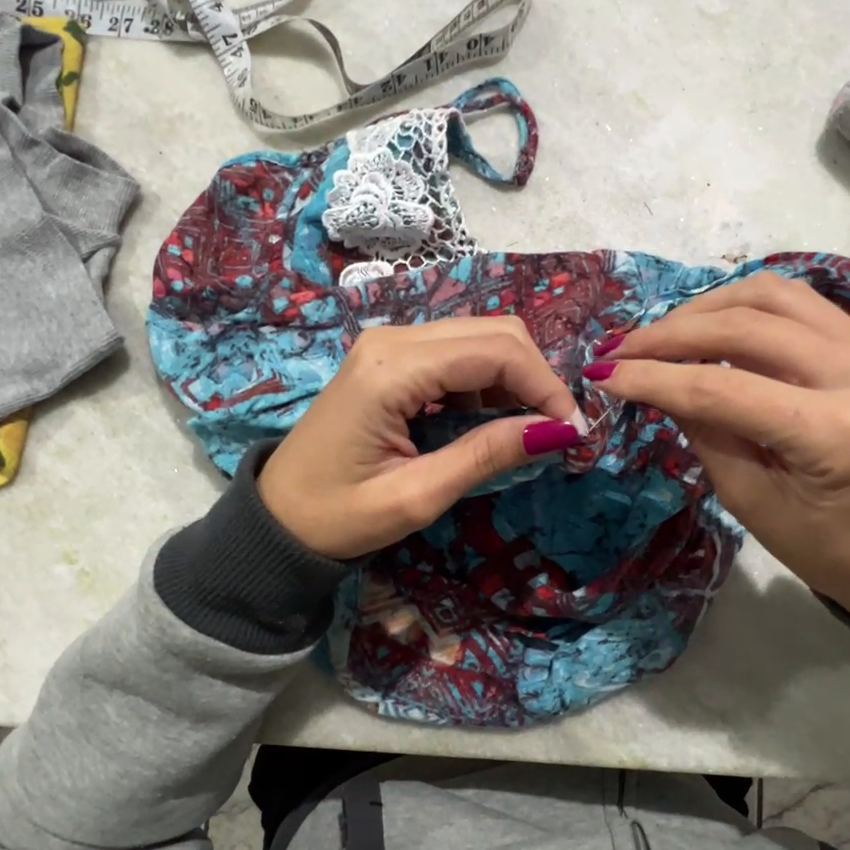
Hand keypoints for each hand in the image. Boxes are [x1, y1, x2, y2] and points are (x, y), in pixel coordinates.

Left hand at [258, 317, 587, 558]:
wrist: (276, 517)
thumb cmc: (337, 517)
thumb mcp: (415, 497)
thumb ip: (485, 456)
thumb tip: (557, 431)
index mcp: (391, 369)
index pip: (494, 351)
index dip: (544, 385)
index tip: (572, 431)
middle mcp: (391, 339)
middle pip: (491, 332)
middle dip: (533, 378)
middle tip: (554, 432)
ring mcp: (387, 345)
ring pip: (477, 339)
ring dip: (510, 380)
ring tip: (522, 433)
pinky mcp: (387, 359)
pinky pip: (454, 354)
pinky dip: (483, 383)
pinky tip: (483, 423)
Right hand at [587, 274, 849, 621]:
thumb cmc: (825, 548)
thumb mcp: (749, 499)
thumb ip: (704, 430)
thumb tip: (652, 379)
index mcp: (838, 435)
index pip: (725, 387)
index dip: (656, 377)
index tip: (604, 375)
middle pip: (749, 326)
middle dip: (673, 333)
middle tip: (621, 349)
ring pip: (775, 297)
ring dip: (706, 309)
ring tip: (660, 335)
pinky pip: (799, 307)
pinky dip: (744, 311)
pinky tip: (708, 330)